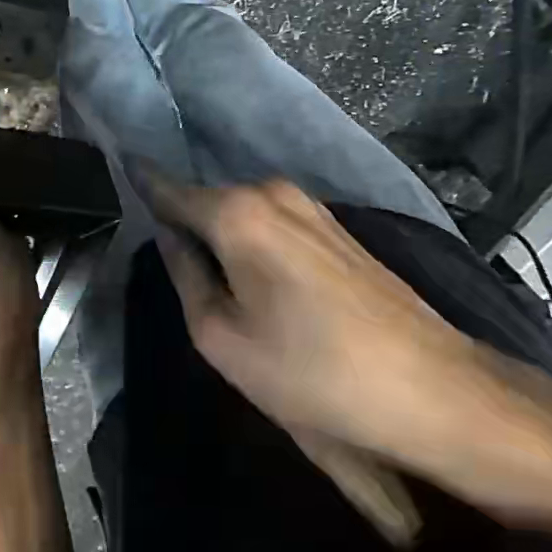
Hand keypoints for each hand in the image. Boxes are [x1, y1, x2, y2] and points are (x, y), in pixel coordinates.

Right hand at [149, 178, 499, 463]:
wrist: (433, 387)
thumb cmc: (314, 371)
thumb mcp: (224, 340)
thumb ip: (186, 277)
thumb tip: (172, 237)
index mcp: (236, 213)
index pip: (169, 189)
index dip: (141, 181)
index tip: (118, 164)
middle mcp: (270, 191)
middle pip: (208, 202)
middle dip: (190, 228)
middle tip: (186, 280)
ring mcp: (309, 203)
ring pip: (242, 212)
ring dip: (226, 239)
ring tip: (231, 292)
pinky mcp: (335, 222)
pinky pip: (273, 221)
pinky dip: (257, 242)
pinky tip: (271, 287)